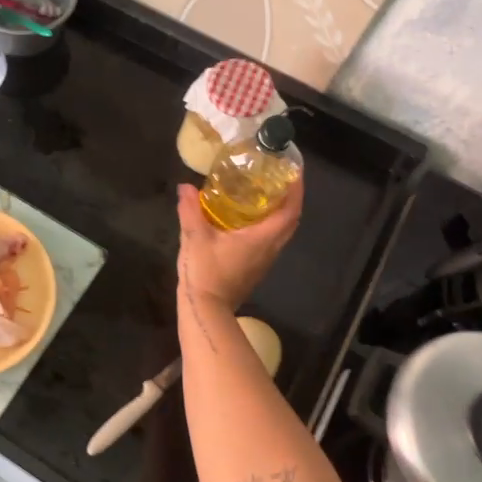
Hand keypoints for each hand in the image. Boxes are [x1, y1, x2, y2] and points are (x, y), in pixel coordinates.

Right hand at [176, 178, 302, 311]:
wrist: (206, 310)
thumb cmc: (205, 272)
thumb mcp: (194, 237)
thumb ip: (190, 210)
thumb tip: (185, 186)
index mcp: (262, 238)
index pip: (290, 210)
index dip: (296, 189)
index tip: (293, 171)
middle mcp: (270, 249)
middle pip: (290, 220)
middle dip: (289, 198)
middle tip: (277, 179)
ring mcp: (264, 261)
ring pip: (281, 232)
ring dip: (278, 213)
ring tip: (263, 194)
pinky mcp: (255, 268)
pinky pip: (269, 241)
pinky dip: (266, 226)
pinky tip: (247, 219)